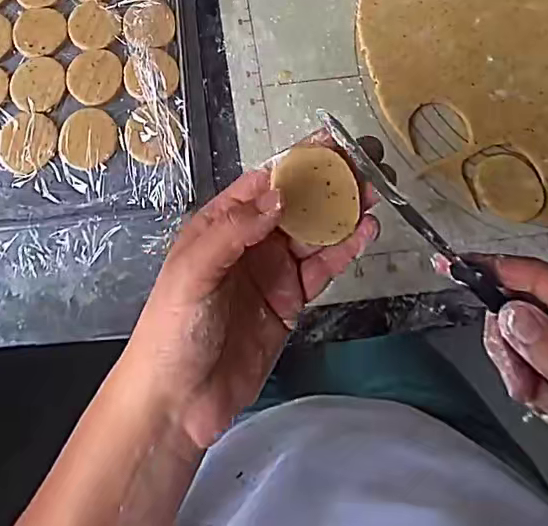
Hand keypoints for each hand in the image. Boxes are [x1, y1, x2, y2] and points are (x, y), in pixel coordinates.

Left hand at [121, 135, 379, 449]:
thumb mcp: (194, 270)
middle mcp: (252, 240)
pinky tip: (365, 233)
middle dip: (329, 183)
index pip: (266, 182)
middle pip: (297, 203)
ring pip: (316, 231)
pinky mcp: (291, 300)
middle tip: (364, 164)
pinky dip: (345, 249)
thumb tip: (279, 196)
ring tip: (374, 194)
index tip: (331, 144)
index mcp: (223, 222)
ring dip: (344, 212)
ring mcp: (273, 270)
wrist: (177, 403)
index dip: (298, 162)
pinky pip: (323, 267)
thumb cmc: (173, 327)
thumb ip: (235, 230)